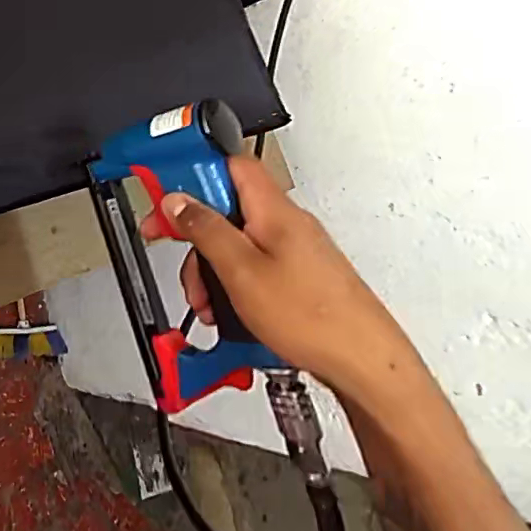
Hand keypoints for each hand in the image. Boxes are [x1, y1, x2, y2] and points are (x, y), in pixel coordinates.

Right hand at [143, 156, 420, 402]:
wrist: (365, 366)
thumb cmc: (317, 320)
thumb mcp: (240, 271)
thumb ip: (204, 229)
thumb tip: (178, 202)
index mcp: (273, 210)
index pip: (227, 163)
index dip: (192, 167)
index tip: (165, 182)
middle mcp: (285, 222)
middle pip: (224, 204)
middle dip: (193, 229)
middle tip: (170, 241)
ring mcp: (293, 248)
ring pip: (234, 238)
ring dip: (209, 263)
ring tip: (205, 297)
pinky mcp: (296, 274)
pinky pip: (251, 262)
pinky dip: (230, 279)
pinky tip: (226, 307)